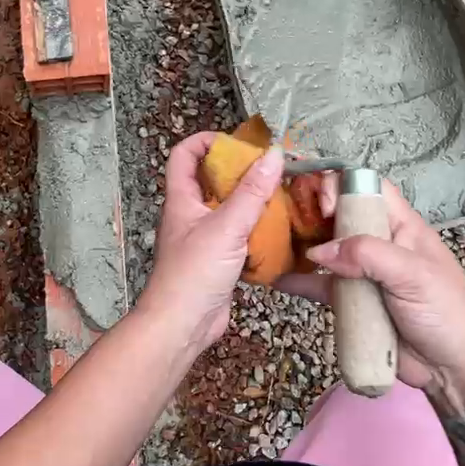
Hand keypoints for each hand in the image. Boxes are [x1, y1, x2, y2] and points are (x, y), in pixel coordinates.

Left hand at [136, 131, 283, 351]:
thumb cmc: (192, 273)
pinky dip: (257, 229)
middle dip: (240, 171)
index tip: (236, 141)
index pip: (184, 155)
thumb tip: (274, 155)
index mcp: (182, 199)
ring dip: (253, 201)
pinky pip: (239, 235)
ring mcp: (204, 238)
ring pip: (229, 209)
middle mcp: (190, 214)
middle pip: (212, 180)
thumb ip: (252, 192)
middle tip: (271, 169)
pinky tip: (280, 230)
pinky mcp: (219, 260)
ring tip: (282, 195)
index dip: (205, 141)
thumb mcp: (226, 227)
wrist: (182, 325)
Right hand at [274, 175, 464, 392]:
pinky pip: (317, 285)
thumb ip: (369, 256)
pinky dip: (297, 281)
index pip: (368, 188)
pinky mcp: (349, 300)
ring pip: (324, 247)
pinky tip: (276, 279)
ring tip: (273, 243)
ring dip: (300, 243)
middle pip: (340, 214)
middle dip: (312, 211)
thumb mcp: (415, 276)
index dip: (343, 187)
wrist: (452, 371)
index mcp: (401, 226)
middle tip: (288, 221)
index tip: (324, 207)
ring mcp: (361, 271)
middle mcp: (378, 242)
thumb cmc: (446, 313)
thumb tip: (318, 252)